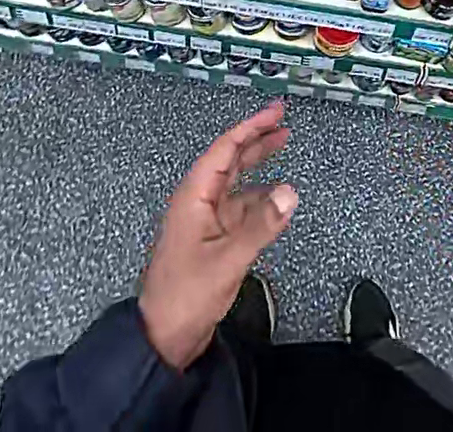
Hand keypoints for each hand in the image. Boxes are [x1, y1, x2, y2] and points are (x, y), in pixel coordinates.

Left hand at [138, 103, 297, 369]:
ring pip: (235, 180)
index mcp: (195, 197)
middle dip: (255, 137)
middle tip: (282, 120)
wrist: (161, 341)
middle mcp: (199, 201)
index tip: (275, 112)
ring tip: (282, 145)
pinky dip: (259, 195)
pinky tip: (276, 197)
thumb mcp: (227, 260)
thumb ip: (261, 225)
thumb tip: (291, 191)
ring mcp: (205, 220)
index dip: (250, 127)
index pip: (224, 150)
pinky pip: (239, 205)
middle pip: (229, 159)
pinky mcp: (213, 238)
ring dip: (258, 162)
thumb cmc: (186, 295)